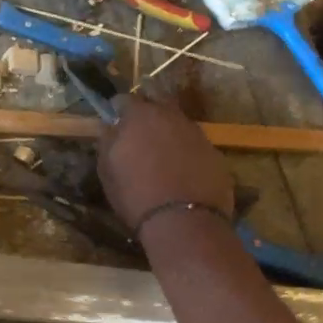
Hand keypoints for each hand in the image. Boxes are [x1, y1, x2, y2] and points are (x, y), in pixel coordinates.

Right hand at [97, 94, 233, 227]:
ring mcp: (197, 134)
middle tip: (140, 133)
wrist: (185, 224)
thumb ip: (106, 140)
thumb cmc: (136, 194)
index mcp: (141, 115)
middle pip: (157, 103)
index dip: (118, 109)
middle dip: (148, 113)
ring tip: (163, 155)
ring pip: (179, 124)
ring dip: (170, 132)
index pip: (125, 99)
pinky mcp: (216, 155)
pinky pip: (196, 146)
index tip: (114, 122)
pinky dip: (188, 152)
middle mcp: (171, 117)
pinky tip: (183, 173)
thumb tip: (109, 126)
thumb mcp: (107, 169)